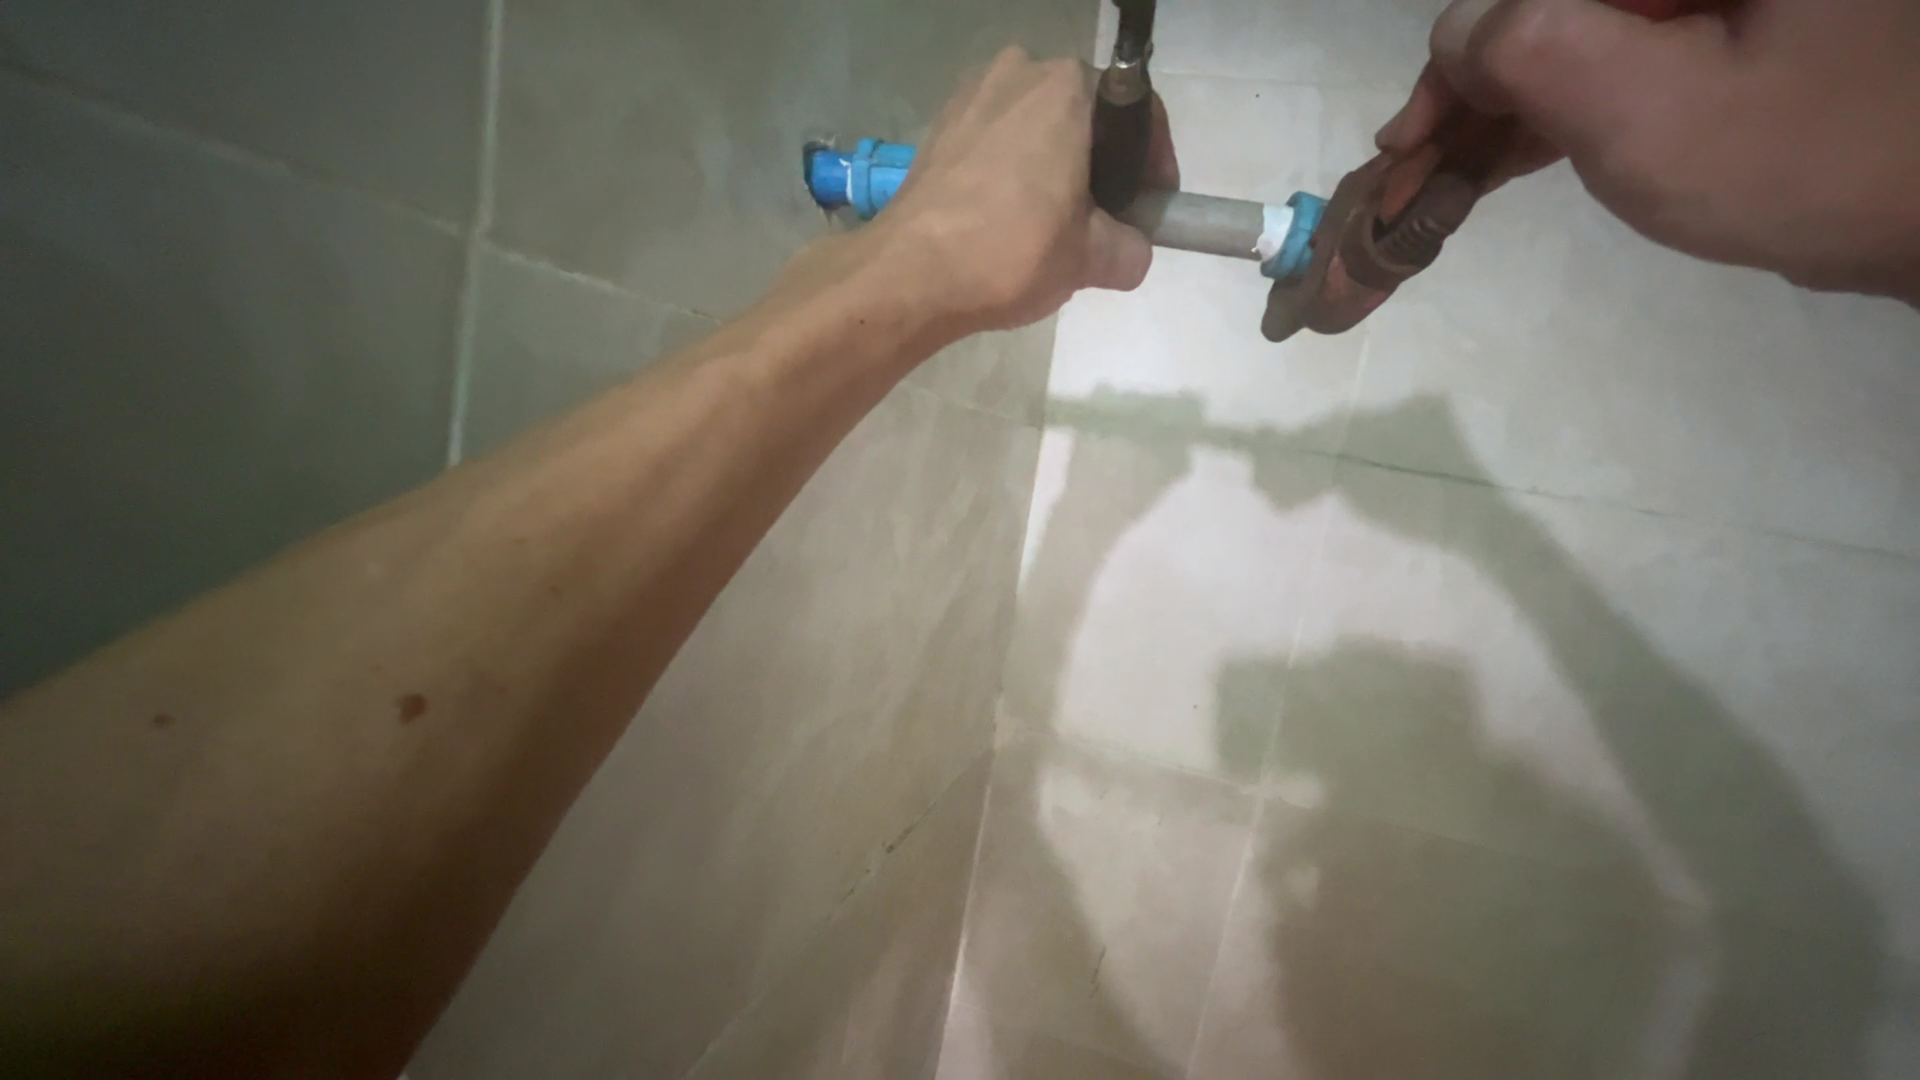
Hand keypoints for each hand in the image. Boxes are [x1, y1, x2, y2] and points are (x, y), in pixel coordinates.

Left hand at [873, 47, 1177, 332]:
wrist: (912, 274)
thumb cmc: (1013, 253)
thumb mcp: (1091, 259)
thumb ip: (1131, 250)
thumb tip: (1133, 252)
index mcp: (1069, 87)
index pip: (1136, 114)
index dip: (1154, 164)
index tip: (1152, 207)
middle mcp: (1020, 72)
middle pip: (1083, 119)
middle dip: (1100, 168)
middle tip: (1102, 225)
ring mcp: (971, 97)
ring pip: (1034, 132)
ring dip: (1053, 171)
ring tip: (1051, 229)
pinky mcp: (938, 130)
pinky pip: (994, 146)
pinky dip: (1011, 176)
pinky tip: (1005, 222)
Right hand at [1378, 0, 1919, 299]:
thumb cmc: (1795, 158)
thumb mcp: (1647, 107)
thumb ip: (1538, 51)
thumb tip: (1455, 29)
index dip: (1456, 59)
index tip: (1409, 142)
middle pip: (1534, 16)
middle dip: (1463, 96)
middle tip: (1407, 176)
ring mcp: (1692, 5)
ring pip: (1552, 46)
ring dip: (1485, 117)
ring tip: (1431, 186)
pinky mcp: (1701, 39)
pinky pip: (1588, 69)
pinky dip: (1531, 121)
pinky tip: (1490, 168)